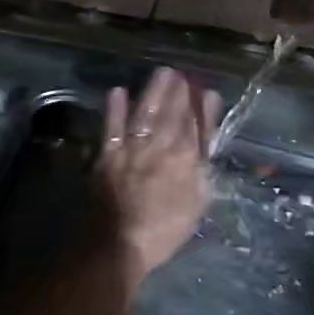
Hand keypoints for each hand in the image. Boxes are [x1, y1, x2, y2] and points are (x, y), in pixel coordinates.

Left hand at [97, 67, 221, 284]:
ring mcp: (131, 151)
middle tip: (182, 73)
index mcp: (186, 165)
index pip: (197, 130)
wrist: (120, 242)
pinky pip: (112, 126)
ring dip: (153, 92)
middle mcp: (160, 151)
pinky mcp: (107, 155)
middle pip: (171, 116)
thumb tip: (203, 151)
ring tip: (161, 73)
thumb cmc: (162, 231)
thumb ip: (200, 174)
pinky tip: (118, 90)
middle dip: (178, 93)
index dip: (202, 110)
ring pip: (145, 114)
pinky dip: (115, 108)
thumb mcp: (195, 206)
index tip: (206, 91)